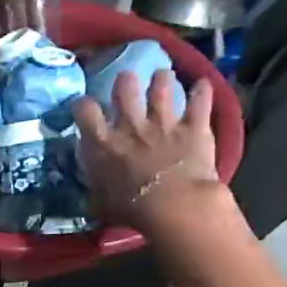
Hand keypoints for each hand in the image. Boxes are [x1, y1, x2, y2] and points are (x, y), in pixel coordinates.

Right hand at [72, 71, 219, 228]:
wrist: (174, 207)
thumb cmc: (131, 210)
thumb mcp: (99, 203)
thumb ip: (93, 191)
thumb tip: (90, 192)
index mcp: (103, 143)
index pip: (85, 110)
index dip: (83, 104)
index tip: (86, 107)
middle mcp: (130, 125)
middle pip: (125, 86)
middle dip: (125, 80)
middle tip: (128, 82)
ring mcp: (164, 122)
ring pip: (162, 85)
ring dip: (161, 79)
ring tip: (162, 76)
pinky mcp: (193, 127)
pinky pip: (200, 101)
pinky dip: (203, 91)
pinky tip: (203, 84)